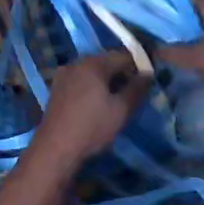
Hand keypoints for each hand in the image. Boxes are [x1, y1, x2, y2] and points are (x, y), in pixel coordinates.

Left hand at [31, 51, 150, 167]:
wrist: (55, 148)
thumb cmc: (92, 127)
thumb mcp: (121, 109)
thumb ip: (137, 88)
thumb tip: (148, 74)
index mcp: (92, 64)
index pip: (122, 56)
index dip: (138, 66)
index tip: (148, 80)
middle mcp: (76, 63)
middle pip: (105, 62)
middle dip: (121, 73)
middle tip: (134, 91)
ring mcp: (63, 75)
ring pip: (91, 72)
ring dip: (106, 81)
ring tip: (117, 99)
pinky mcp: (56, 89)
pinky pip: (80, 81)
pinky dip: (91, 87)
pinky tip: (97, 103)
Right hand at [160, 0, 203, 96]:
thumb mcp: (199, 59)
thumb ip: (172, 53)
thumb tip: (152, 48)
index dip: (164, 11)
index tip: (148, 25)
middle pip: (191, 14)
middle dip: (175, 27)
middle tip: (155, 41)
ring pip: (201, 27)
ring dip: (188, 38)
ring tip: (169, 52)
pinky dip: (201, 45)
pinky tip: (191, 59)